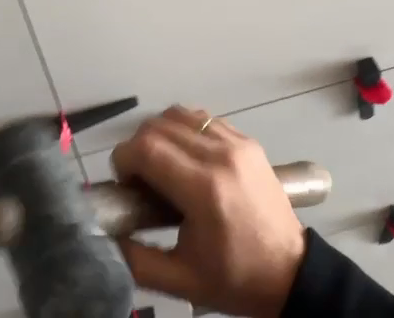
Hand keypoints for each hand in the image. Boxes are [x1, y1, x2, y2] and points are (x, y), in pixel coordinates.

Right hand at [110, 105, 306, 317]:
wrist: (292, 274)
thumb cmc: (235, 278)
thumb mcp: (181, 280)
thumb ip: (135, 259)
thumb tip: (101, 234)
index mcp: (204, 190)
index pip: (146, 148)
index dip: (124, 160)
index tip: (127, 184)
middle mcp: (220, 156)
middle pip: (157, 126)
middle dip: (137, 148)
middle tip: (142, 180)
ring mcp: (236, 143)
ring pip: (178, 114)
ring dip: (160, 134)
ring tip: (164, 165)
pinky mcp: (247, 140)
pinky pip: (201, 118)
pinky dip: (184, 130)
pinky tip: (187, 158)